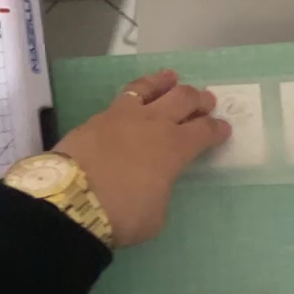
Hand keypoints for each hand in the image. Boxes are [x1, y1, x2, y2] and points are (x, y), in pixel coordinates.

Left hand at [55, 68, 229, 245]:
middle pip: (183, 100)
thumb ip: (160, 192)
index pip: (204, 132)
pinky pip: (122, 98)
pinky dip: (135, 94)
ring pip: (149, 88)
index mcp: (174, 149)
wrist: (70, 201)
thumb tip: (154, 183)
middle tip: (206, 100)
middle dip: (199, 99)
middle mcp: (153, 124)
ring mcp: (122, 117)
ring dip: (165, 82)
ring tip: (172, 77)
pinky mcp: (96, 118)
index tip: (223, 128)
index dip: (216, 129)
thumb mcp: (155, 215)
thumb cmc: (121, 214)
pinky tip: (134, 97)